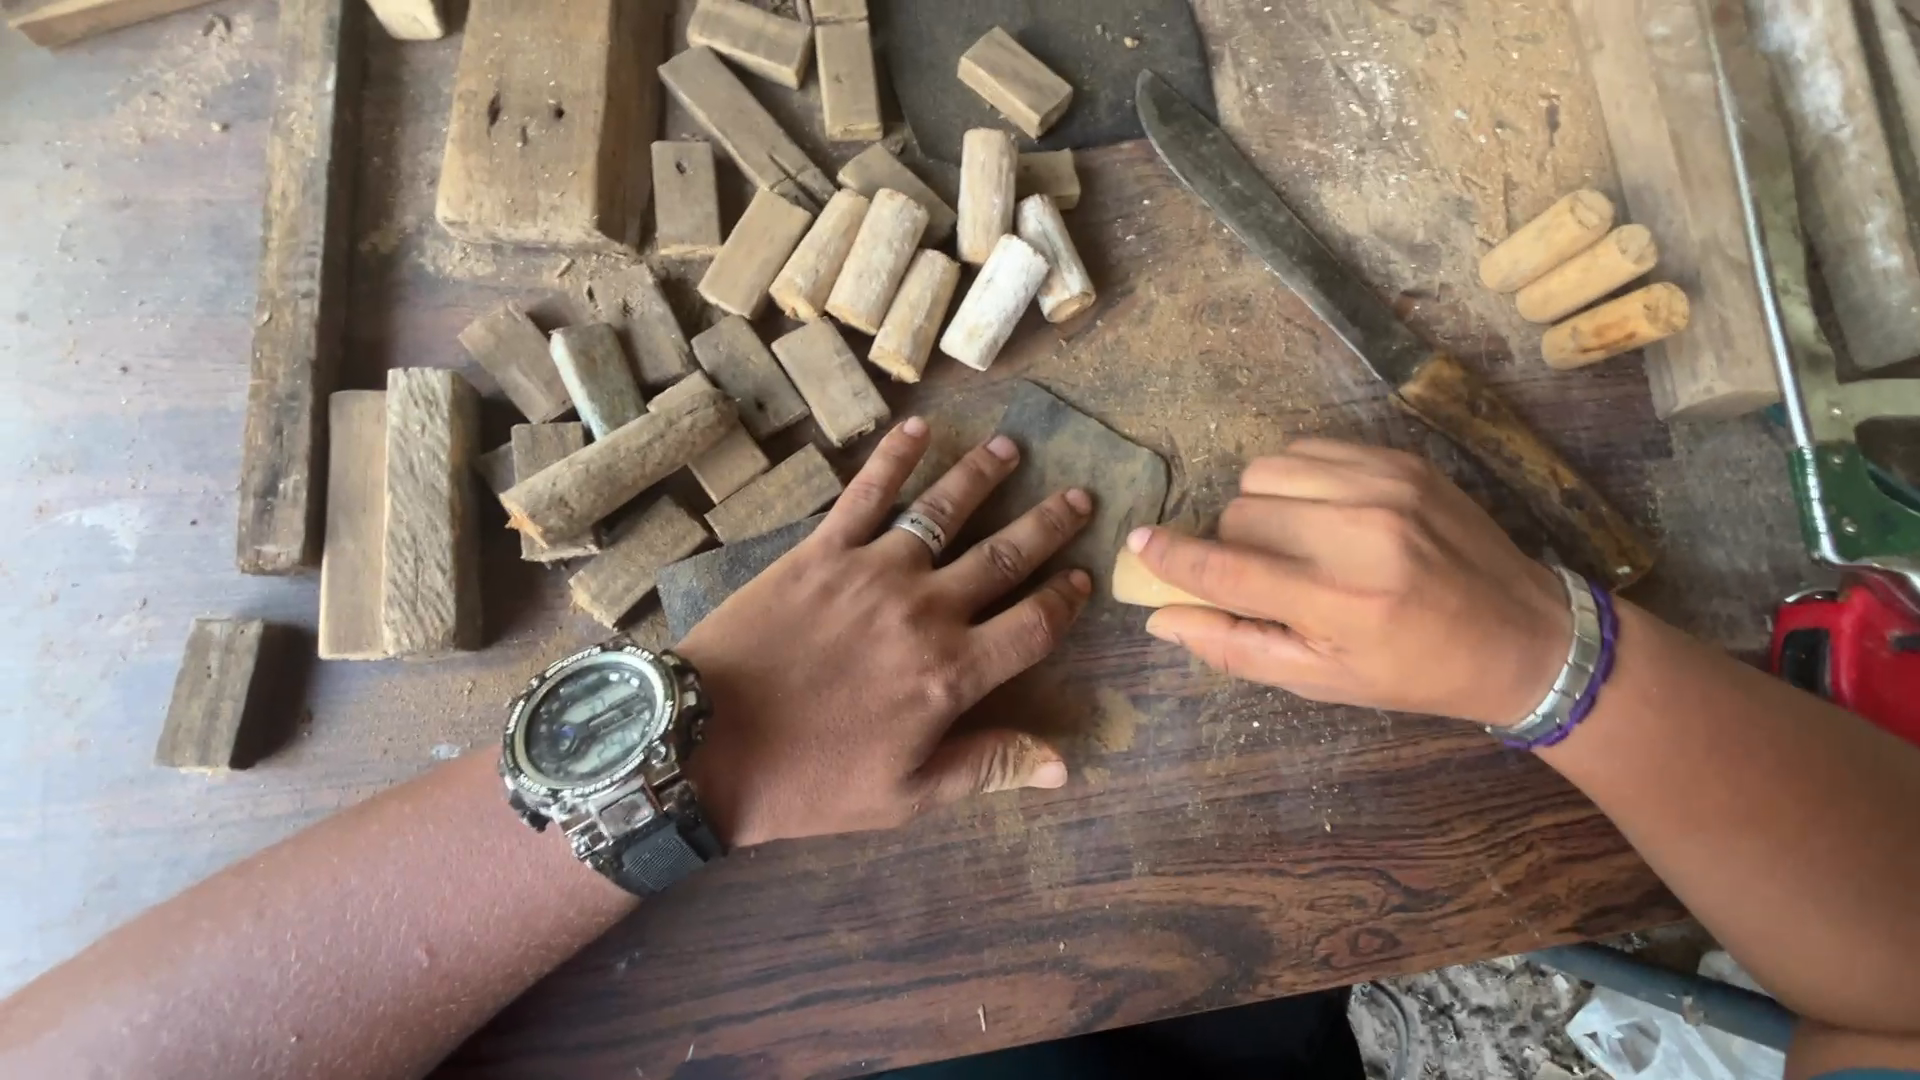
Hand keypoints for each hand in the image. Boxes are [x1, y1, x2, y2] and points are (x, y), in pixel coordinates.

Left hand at [678, 417, 1094, 848]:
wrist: (703, 746)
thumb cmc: (808, 779)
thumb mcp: (905, 794)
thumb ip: (986, 767)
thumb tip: (1064, 764)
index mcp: (951, 673)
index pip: (1033, 626)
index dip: (1065, 601)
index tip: (1083, 578)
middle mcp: (926, 610)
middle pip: (1004, 556)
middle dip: (1048, 525)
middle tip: (1079, 497)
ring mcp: (874, 571)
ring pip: (944, 511)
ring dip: (983, 476)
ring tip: (1012, 449)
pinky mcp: (823, 549)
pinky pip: (866, 493)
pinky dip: (895, 457)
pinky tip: (919, 428)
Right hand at [1131, 439, 1570, 726]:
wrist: (1525, 634)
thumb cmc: (1412, 671)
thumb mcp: (1320, 681)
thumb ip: (1234, 647)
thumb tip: (1160, 618)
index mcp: (1342, 604)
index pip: (1228, 571)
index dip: (1173, 557)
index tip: (1138, 543)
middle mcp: (1360, 536)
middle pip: (1238, 515)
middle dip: (1231, 545)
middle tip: (1263, 572)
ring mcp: (1384, 487)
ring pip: (1263, 474)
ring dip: (1258, 507)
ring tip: (1291, 537)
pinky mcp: (1399, 460)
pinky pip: (1302, 450)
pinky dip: (1291, 480)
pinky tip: (1318, 510)